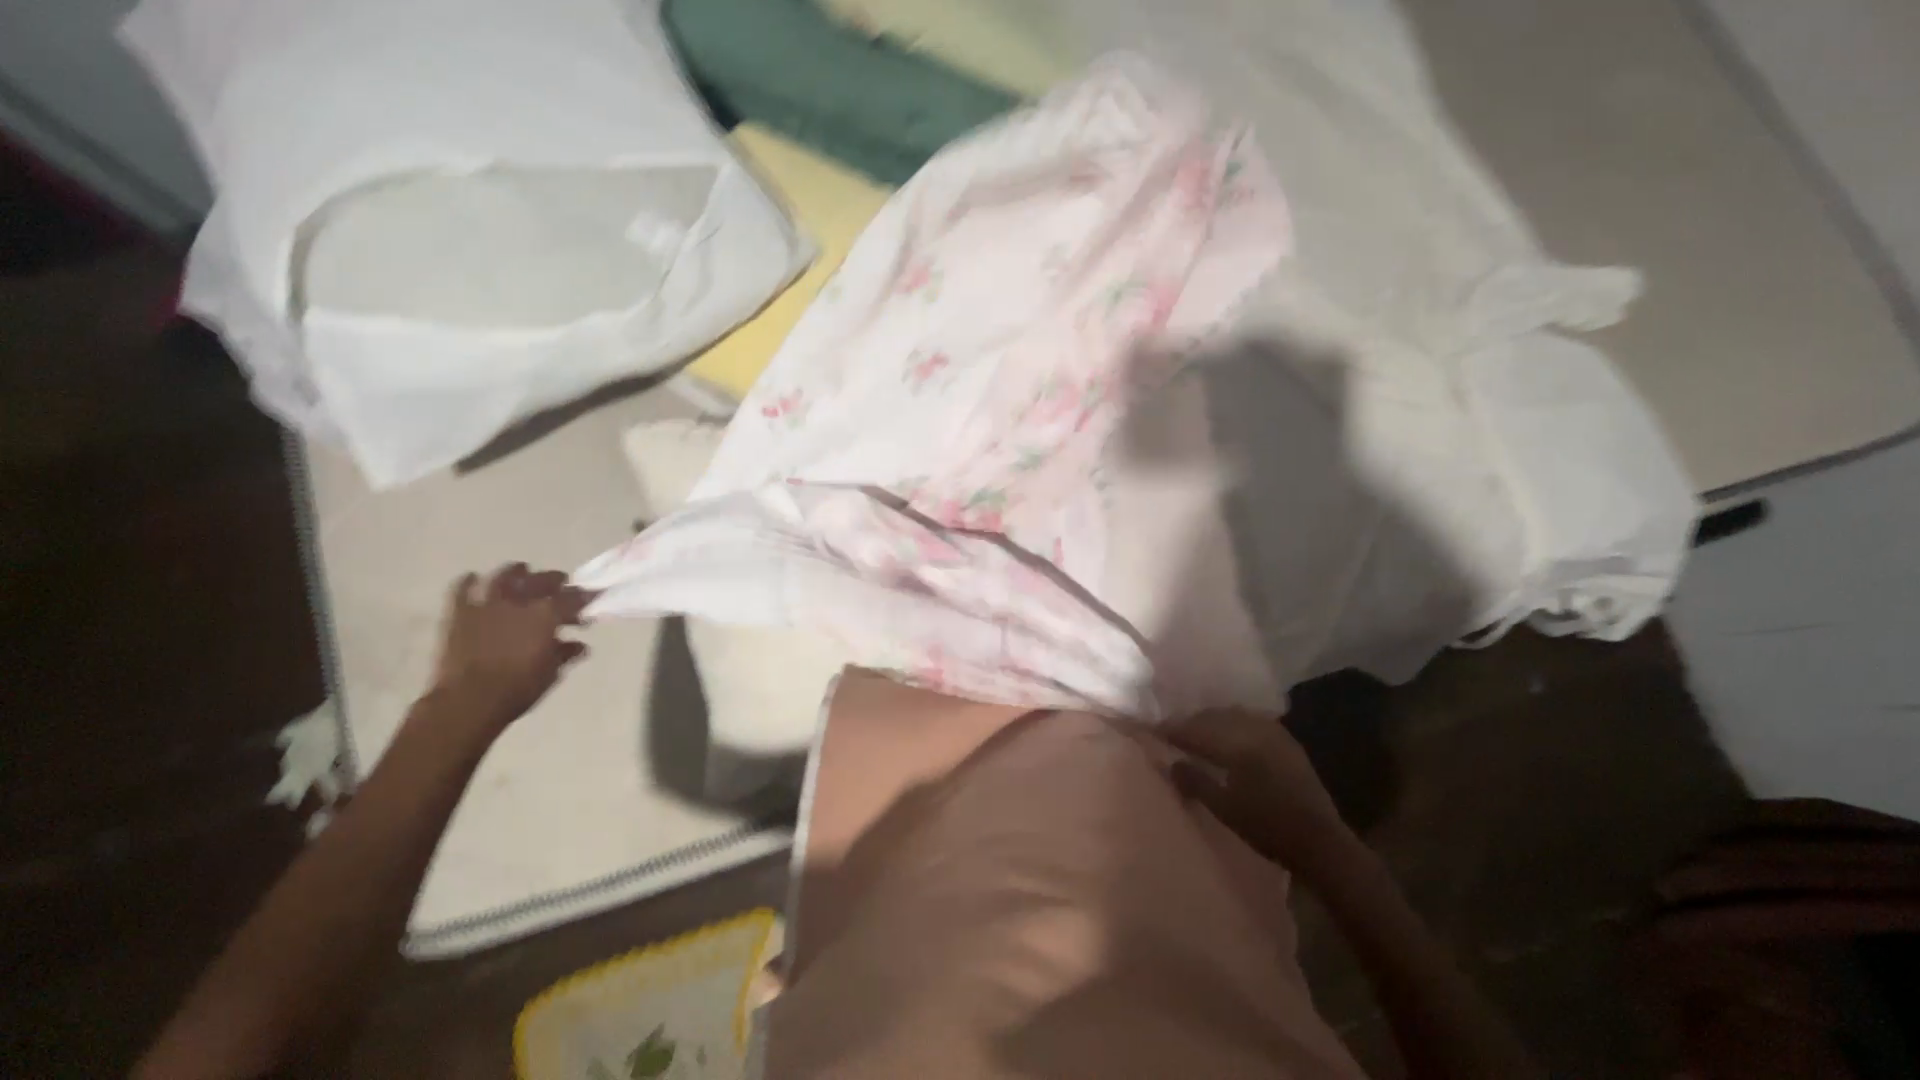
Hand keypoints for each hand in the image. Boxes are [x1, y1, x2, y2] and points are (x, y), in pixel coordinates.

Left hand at [429, 563, 593, 731]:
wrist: (467, 702)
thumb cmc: (517, 691)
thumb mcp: (551, 674)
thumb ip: (565, 654)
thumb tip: (580, 644)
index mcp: (546, 615)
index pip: (573, 597)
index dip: (585, 596)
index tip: (593, 596)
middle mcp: (519, 601)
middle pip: (542, 580)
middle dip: (555, 580)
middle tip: (561, 585)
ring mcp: (486, 604)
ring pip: (504, 576)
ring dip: (516, 572)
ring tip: (522, 572)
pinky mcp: (459, 613)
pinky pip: (462, 588)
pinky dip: (469, 581)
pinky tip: (473, 578)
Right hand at [1166, 710, 1357, 873]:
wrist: (1320, 841)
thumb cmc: (1267, 828)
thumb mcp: (1224, 809)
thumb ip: (1195, 782)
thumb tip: (1171, 763)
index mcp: (1238, 745)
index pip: (1195, 730)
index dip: (1172, 730)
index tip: (1152, 731)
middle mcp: (1255, 730)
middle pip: (1214, 717)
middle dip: (1191, 722)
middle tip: (1171, 732)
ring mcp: (1275, 733)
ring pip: (1234, 716)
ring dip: (1212, 721)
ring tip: (1197, 733)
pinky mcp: (1287, 741)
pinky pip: (1251, 721)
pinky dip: (1233, 724)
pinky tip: (1228, 735)